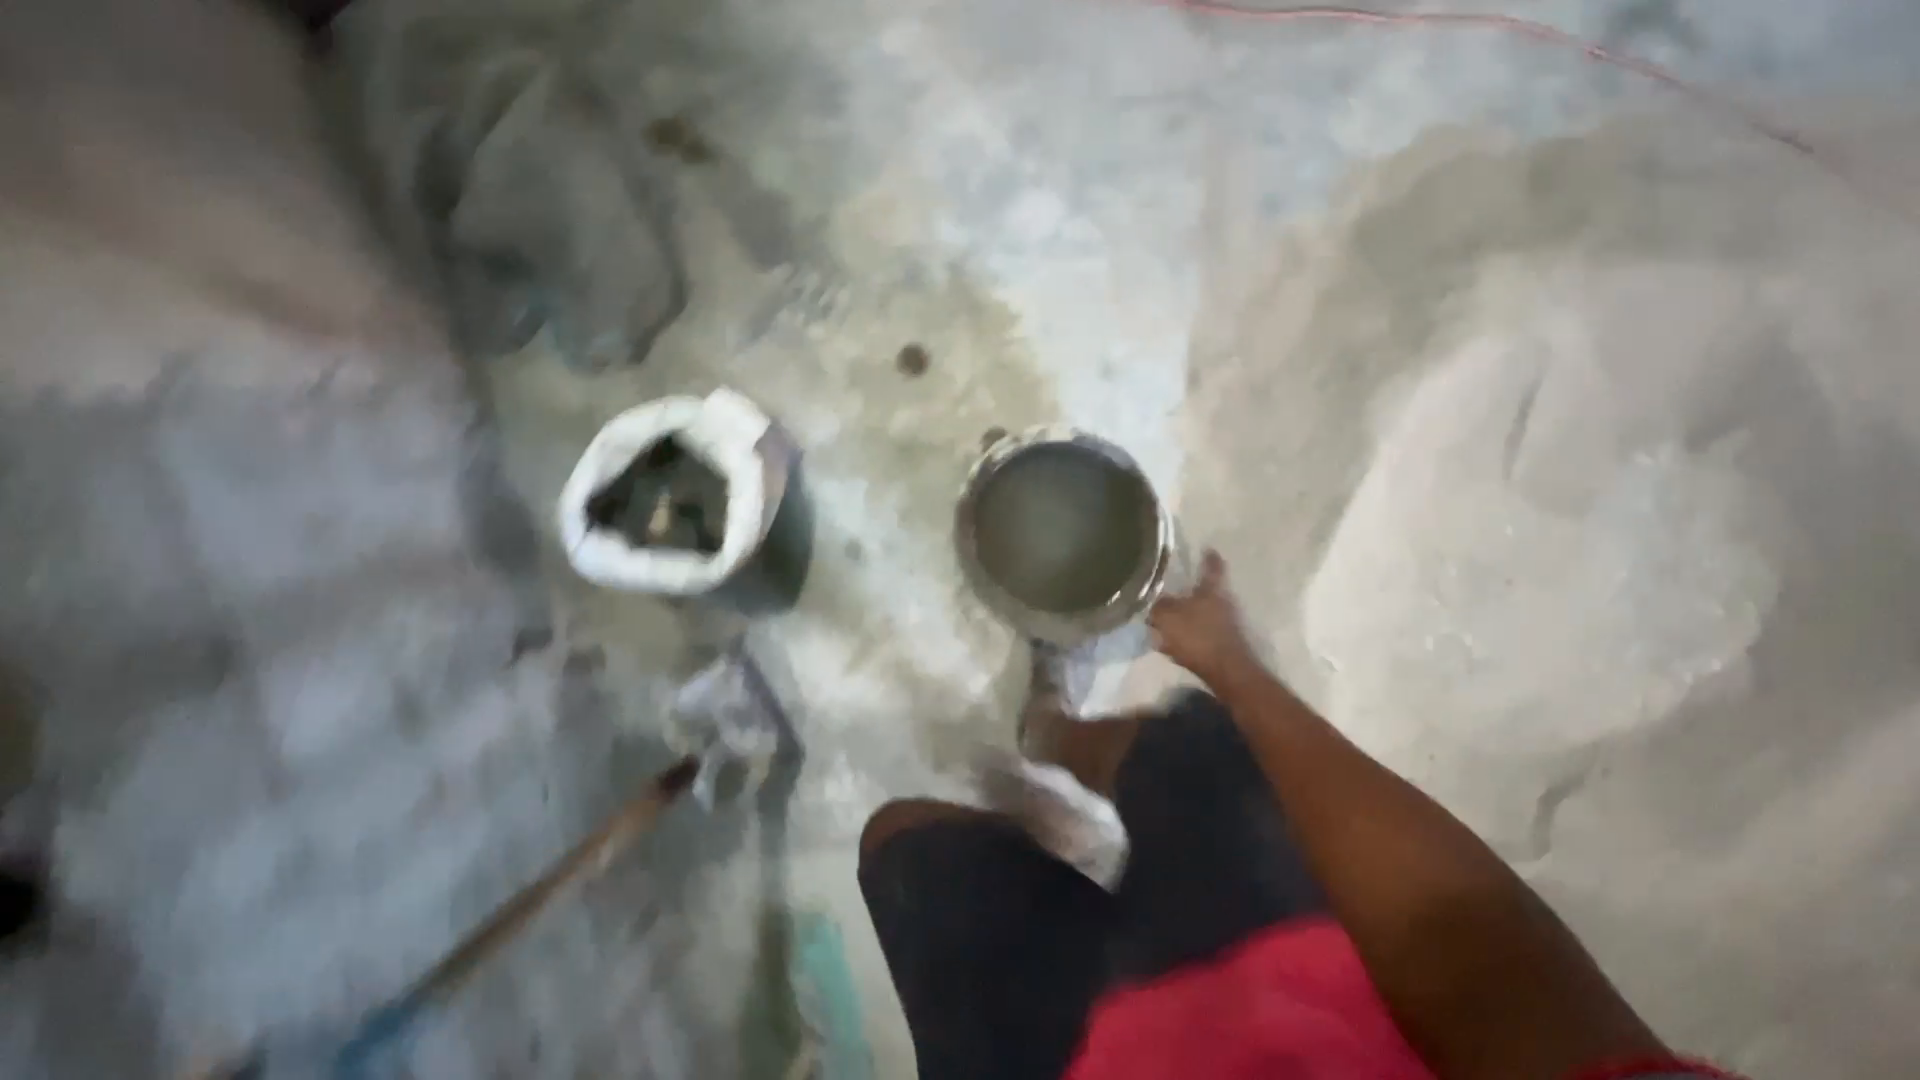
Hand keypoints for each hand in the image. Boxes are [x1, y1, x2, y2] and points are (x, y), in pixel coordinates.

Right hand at [1148, 549, 1258, 685]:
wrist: (1227, 672)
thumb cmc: (1198, 637)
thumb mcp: (1167, 618)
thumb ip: (1157, 607)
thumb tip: (1152, 602)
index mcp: (1211, 590)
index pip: (1212, 566)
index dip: (1208, 557)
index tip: (1206, 548)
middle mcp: (1223, 602)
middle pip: (1206, 590)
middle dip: (1191, 590)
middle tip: (1171, 589)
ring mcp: (1227, 624)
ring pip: (1203, 612)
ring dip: (1188, 614)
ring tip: (1167, 618)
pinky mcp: (1225, 643)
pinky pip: (1202, 632)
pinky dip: (1190, 634)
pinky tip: (1173, 642)